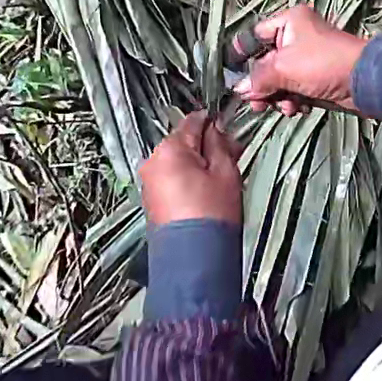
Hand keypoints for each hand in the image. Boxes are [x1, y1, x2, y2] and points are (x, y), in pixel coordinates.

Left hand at [140, 111, 243, 225]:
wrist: (195, 258)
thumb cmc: (211, 215)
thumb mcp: (225, 172)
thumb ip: (220, 144)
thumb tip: (215, 131)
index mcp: (170, 149)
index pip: (193, 122)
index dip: (213, 123)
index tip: (226, 129)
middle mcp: (153, 162)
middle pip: (183, 142)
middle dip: (206, 146)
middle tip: (231, 155)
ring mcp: (150, 182)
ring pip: (177, 161)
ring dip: (197, 163)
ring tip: (221, 177)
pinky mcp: (152, 200)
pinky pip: (171, 178)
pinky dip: (187, 179)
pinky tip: (206, 190)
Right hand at [232, 5, 366, 115]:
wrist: (364, 83)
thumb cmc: (322, 64)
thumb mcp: (284, 68)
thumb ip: (258, 78)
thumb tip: (240, 89)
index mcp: (289, 21)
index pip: (255, 35)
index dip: (243, 56)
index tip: (233, 76)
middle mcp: (297, 36)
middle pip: (265, 62)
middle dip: (262, 85)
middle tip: (257, 103)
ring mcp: (307, 58)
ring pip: (279, 79)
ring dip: (278, 96)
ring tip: (284, 107)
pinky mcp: (316, 77)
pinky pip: (294, 88)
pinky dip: (293, 99)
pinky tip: (297, 109)